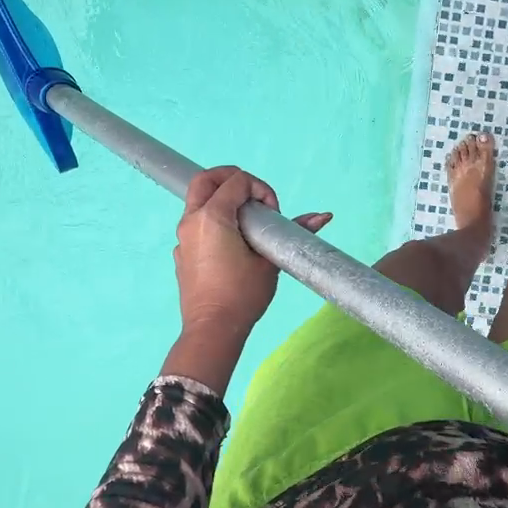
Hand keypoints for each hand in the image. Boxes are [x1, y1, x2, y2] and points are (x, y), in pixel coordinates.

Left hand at [174, 166, 329, 337]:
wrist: (213, 329)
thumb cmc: (243, 294)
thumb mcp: (271, 261)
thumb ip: (295, 232)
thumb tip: (325, 215)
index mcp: (212, 217)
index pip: (236, 180)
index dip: (260, 189)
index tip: (273, 213)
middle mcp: (191, 220)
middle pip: (205, 179)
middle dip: (231, 178)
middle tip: (254, 197)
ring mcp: (182, 237)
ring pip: (198, 201)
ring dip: (223, 200)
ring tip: (248, 224)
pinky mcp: (182, 253)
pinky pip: (196, 225)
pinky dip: (214, 222)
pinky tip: (233, 246)